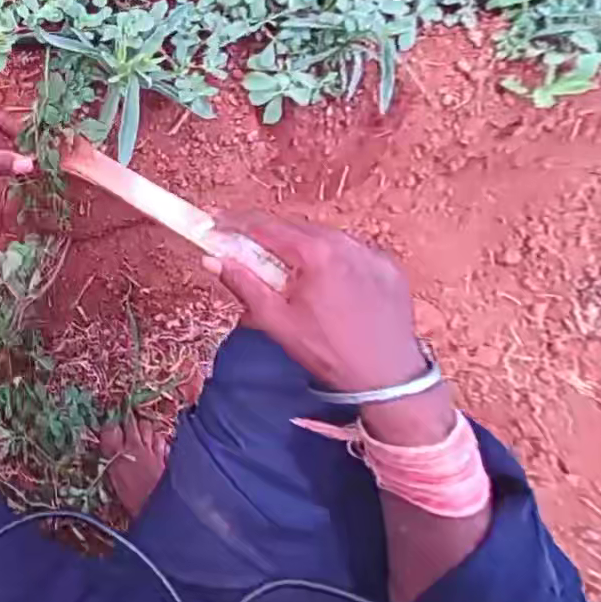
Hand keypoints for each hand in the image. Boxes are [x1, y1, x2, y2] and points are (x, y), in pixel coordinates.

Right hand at [205, 211, 426, 392]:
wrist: (387, 378)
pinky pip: (349, 250)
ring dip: (297, 244)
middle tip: (243, 249)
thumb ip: (243, 283)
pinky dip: (328, 256)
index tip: (214, 224)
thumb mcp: (275, 319)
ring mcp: (371, 254)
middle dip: (265, 235)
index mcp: (316, 254)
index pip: (265, 226)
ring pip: (323, 236)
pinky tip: (321, 278)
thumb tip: (211, 259)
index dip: (235, 223)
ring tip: (283, 267)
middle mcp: (347, 244)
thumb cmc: (326, 350)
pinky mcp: (388, 267)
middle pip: (294, 227)